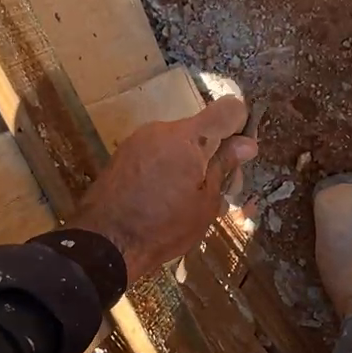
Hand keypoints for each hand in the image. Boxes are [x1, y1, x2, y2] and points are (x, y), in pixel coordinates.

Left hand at [73, 96, 257, 278]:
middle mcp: (163, 129)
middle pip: (203, 129)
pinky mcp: (124, 154)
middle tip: (220, 191)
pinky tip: (166, 199)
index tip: (240, 155)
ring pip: (180, 142)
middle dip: (216, 153)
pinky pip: (158, 151)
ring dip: (192, 162)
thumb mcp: (205, 203)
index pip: (228, 109)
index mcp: (189, 137)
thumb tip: (247, 144)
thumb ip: (224, 167)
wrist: (104, 243)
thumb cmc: (164, 228)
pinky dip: (170, 167)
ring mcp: (140, 139)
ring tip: (190, 200)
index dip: (241, 126)